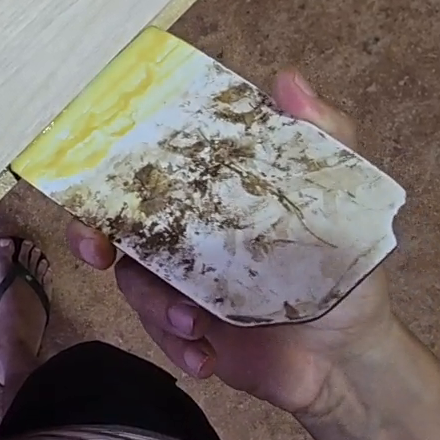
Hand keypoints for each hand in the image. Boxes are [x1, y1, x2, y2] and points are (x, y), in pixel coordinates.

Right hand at [67, 69, 401, 418]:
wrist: (348, 360)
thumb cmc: (344, 271)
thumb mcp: (342, 201)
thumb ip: (322, 140)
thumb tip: (286, 78)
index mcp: (210, 197)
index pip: (150, 172)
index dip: (110, 171)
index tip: (92, 178)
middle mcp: (183, 234)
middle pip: (115, 225)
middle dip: (91, 237)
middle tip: (96, 252)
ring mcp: (178, 283)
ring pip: (132, 283)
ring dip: (152, 303)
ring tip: (190, 324)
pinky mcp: (181, 329)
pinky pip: (154, 333)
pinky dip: (174, 346)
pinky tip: (205, 359)